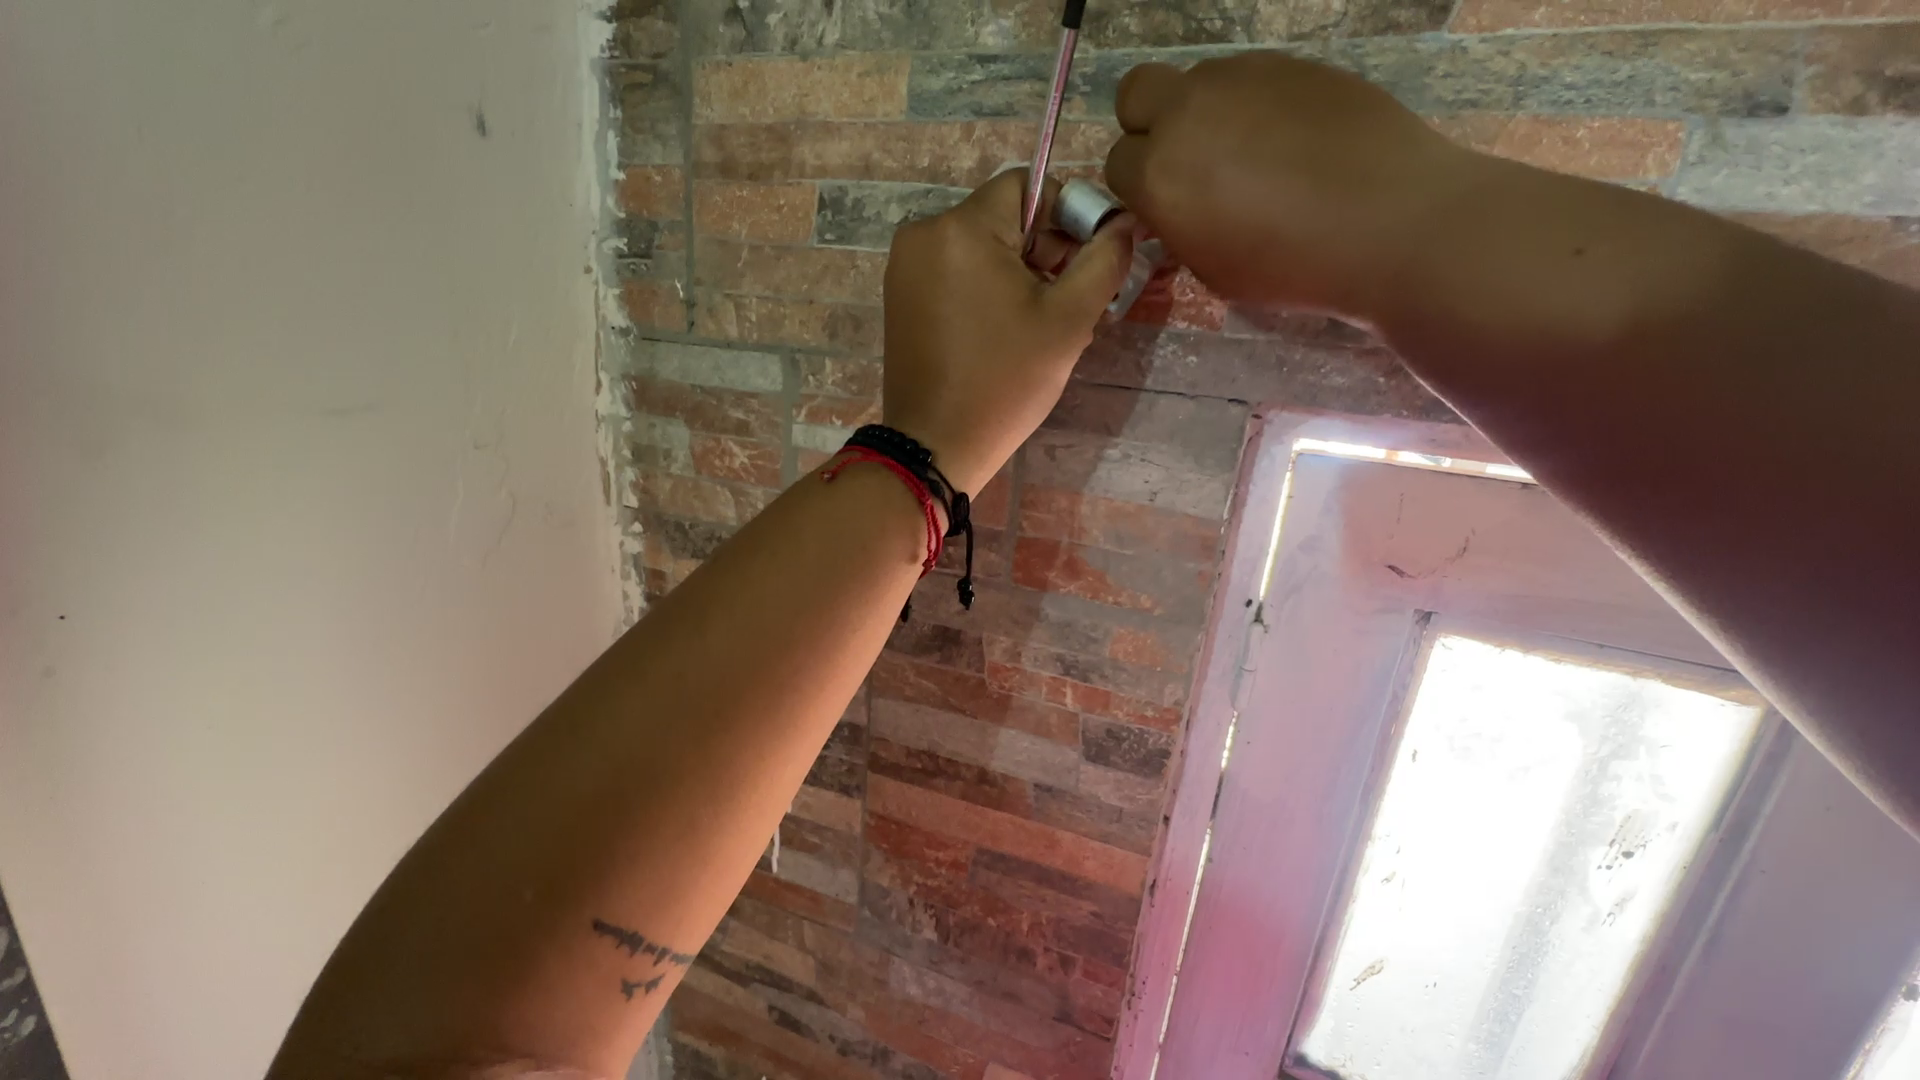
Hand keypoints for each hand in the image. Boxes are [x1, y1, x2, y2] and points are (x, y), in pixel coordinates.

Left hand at [881, 169, 1133, 495]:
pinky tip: (1002, 331)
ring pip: (981, 247)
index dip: (1067, 218)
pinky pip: (956, 272)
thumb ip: (1104, 259)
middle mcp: (924, 233)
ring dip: (1018, 273)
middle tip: (1068, 303)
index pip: (1029, 186)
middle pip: (1004, 217)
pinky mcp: (900, 297)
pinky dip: (985, 288)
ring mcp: (905, 267)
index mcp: (962, 227)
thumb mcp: (1069, 320)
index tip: (1084, 265)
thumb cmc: (1005, 382)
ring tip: (1038, 324)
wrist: (935, 445)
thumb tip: (1123, 222)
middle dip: (1044, 251)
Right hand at [1104, 52, 1481, 324]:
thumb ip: (1177, 227)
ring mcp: (1241, 78)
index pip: (1116, 162)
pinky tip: (1290, 140)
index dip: (1137, 185)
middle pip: (1135, 93)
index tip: (1163, 203)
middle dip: (1148, 124)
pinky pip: (1249, 77)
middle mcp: (1188, 114)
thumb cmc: (1292, 266)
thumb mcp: (1212, 270)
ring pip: (1195, 80)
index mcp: (1160, 176)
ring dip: (1204, 112)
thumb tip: (1172, 208)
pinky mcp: (1290, 62)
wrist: (1391, 222)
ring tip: (1250, 153)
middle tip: (1187, 161)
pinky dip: (1253, 104)